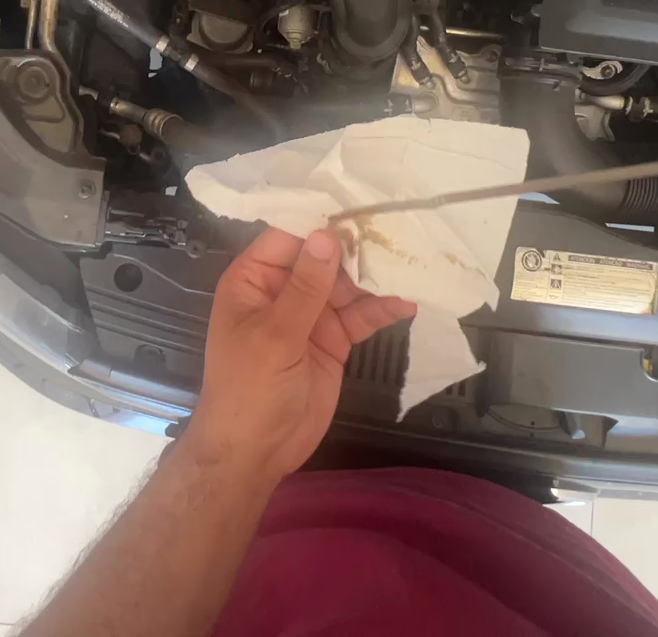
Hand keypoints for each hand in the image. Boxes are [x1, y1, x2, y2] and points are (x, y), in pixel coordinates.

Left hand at [183, 227, 417, 483]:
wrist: (256, 452)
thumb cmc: (249, 388)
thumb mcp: (275, 334)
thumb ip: (305, 287)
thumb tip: (326, 236)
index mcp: (253, 279)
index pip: (287, 237)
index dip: (319, 223)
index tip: (356, 205)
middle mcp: (281, 290)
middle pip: (322, 258)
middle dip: (355, 248)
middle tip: (395, 232)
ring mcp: (309, 315)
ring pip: (346, 285)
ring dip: (374, 277)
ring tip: (408, 263)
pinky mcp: (332, 339)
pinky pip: (360, 316)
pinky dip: (381, 309)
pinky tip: (406, 302)